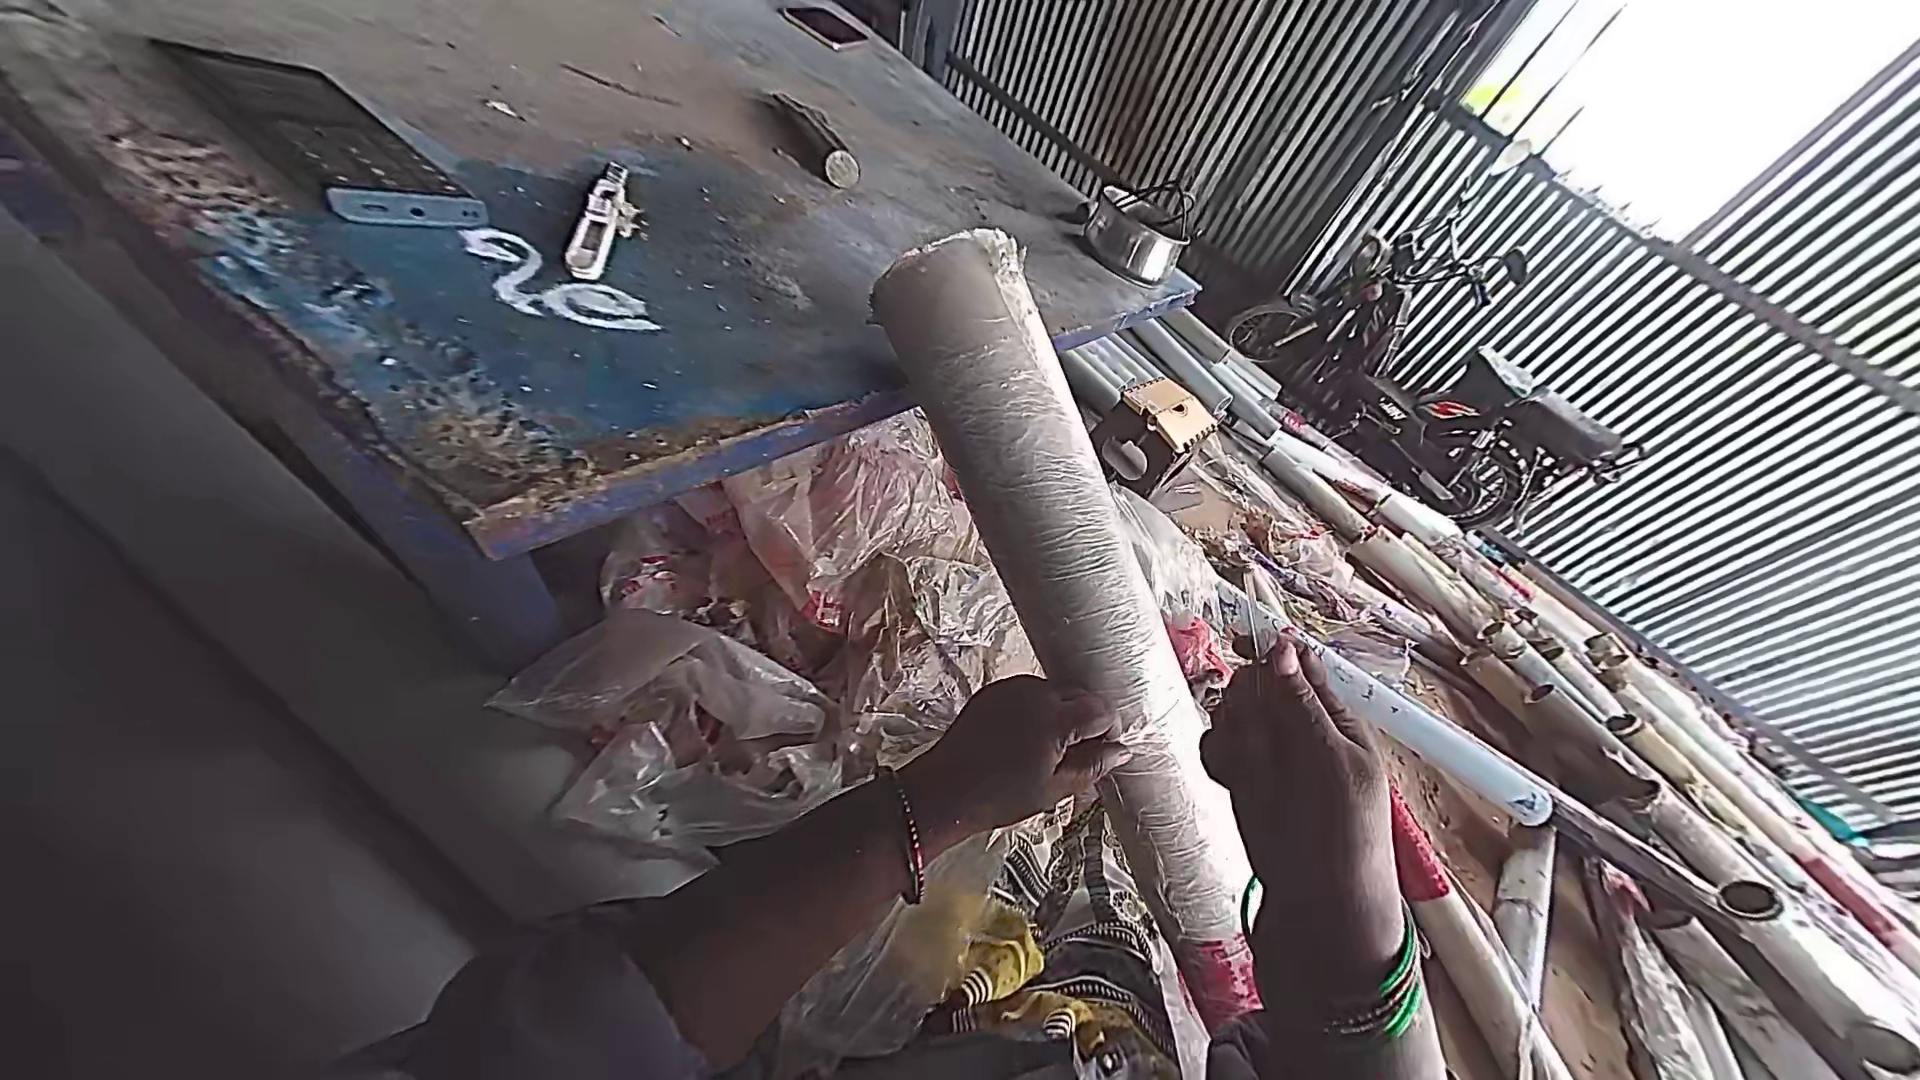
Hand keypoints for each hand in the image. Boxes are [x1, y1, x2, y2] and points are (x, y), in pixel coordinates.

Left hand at [901, 675, 1130, 845]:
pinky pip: (1030, 692)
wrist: (946, 789)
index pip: (1101, 708)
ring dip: (1064, 713)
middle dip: (1089, 719)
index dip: (1111, 729)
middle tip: (1082, 752)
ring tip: (1053, 748)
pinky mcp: (995, 690)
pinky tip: (1029, 738)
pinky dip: (1039, 708)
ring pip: (1055, 692)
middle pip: (1080, 695)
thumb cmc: (1000, 795)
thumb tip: (1121, 750)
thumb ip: (1092, 765)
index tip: (1107, 749)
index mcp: (1055, 717)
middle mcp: (1036, 693)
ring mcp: (1013, 688)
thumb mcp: (1054, 788)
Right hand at [1201, 636, 1399, 980]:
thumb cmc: (1343, 831)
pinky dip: (1219, 758)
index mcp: (1331, 718)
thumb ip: (1302, 703)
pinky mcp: (1238, 771)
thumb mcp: (1330, 760)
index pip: (1296, 664)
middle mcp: (1293, 728)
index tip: (1240, 639)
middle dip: (1249, 703)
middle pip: (1254, 685)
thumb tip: (1281, 649)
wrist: (1315, 899)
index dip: (1269, 649)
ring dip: (1235, 735)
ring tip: (1255, 770)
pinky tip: (1235, 781)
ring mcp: (1264, 750)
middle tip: (1259, 733)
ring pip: (1229, 713)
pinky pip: (1213, 745)